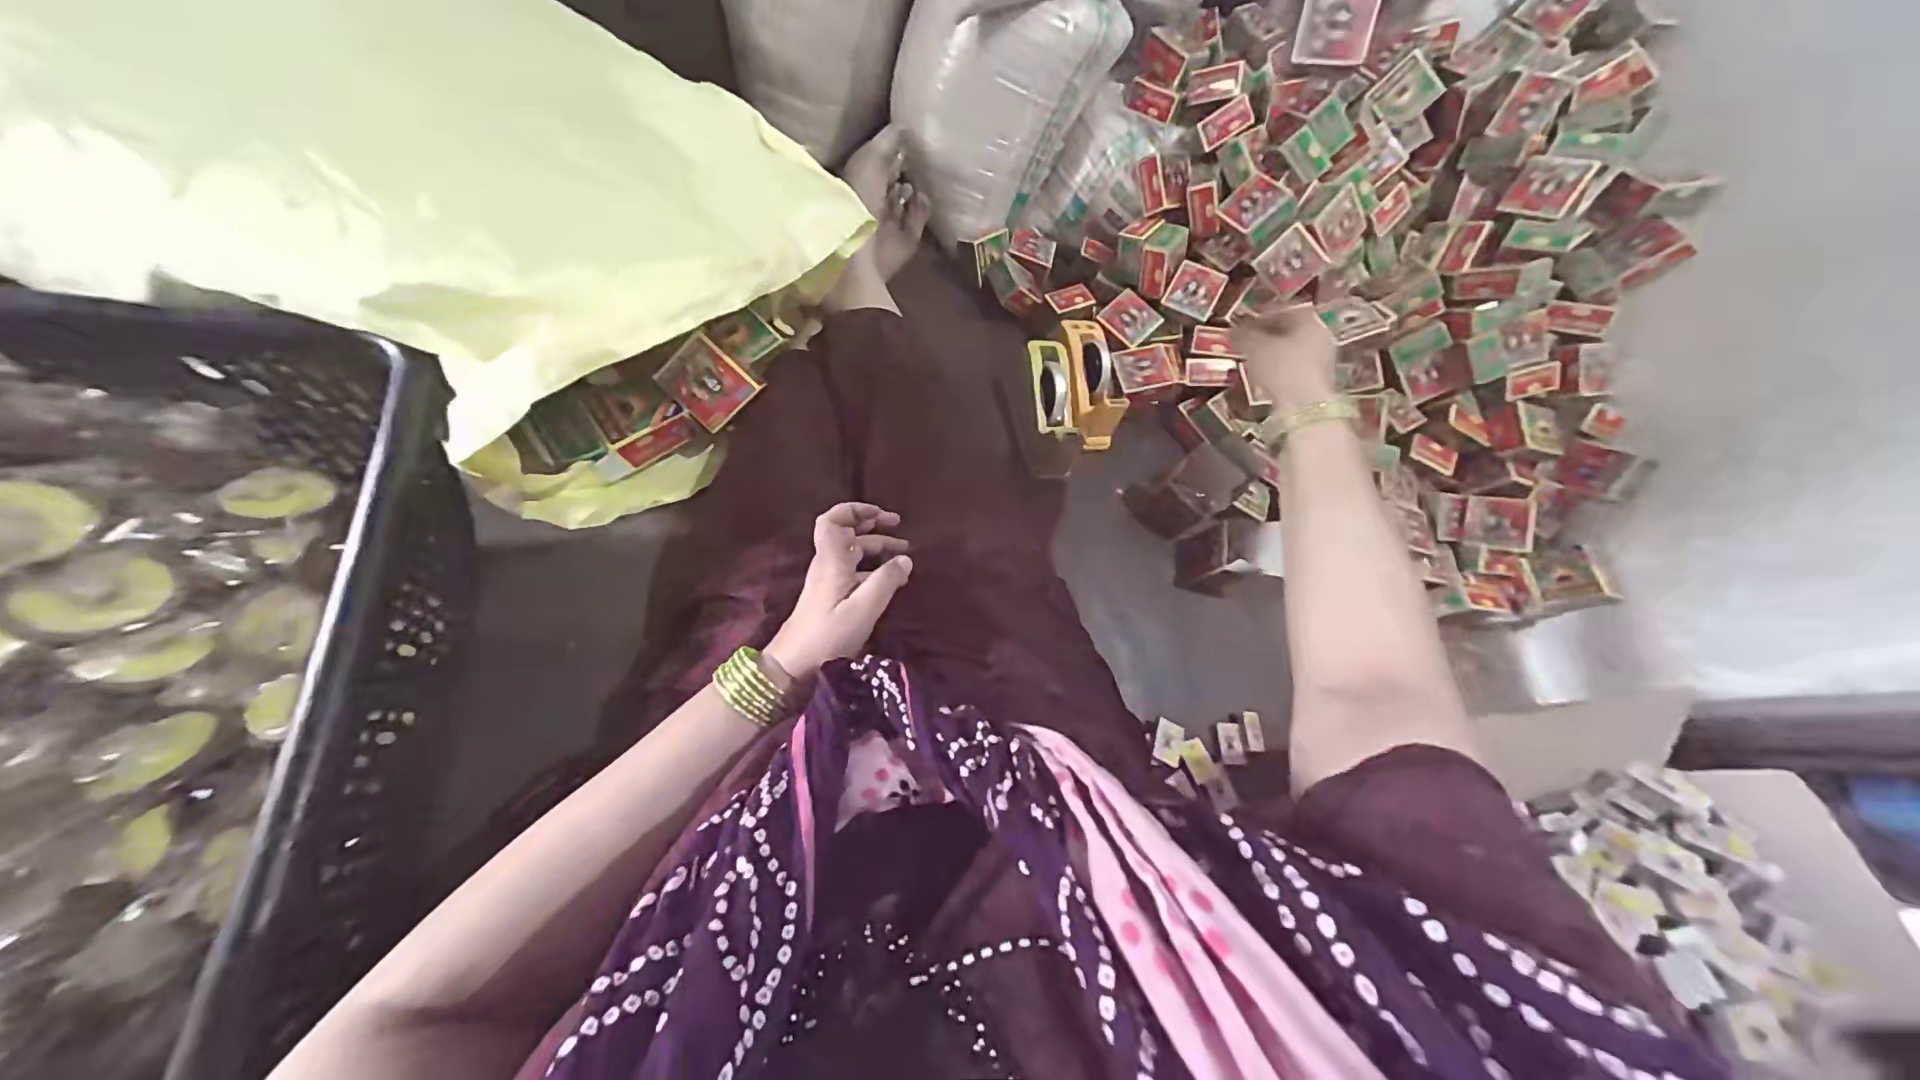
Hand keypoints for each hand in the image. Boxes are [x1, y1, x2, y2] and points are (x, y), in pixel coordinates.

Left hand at [764, 503, 912, 678]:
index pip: (832, 520)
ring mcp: (828, 580)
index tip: (880, 515)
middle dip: (872, 525)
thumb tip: (905, 559)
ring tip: (903, 554)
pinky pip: (853, 570)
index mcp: (832, 560)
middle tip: (899, 527)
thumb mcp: (864, 608)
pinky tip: (890, 579)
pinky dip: (873, 568)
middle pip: (847, 533)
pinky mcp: (830, 596)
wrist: (795, 663)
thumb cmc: (829, 634)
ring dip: (876, 547)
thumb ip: (886, 580)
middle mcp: (828, 564)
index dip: (854, 510)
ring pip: (852, 552)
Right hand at [1232, 303, 1338, 412]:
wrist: (1304, 407)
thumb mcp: (1255, 349)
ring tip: (1250, 359)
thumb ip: (1242, 336)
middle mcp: (1320, 335)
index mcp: (1309, 320)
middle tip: (1244, 340)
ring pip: (1291, 348)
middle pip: (1289, 329)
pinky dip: (1277, 366)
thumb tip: (1232, 330)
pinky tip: (1263, 375)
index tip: (1242, 322)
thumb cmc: (1281, 369)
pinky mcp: (1316, 379)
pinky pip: (1293, 365)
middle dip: (1265, 334)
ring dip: (1271, 351)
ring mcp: (1322, 358)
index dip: (1259, 314)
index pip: (1283, 309)